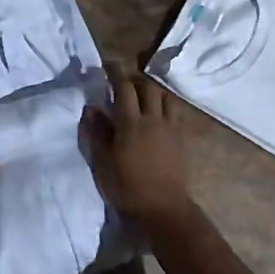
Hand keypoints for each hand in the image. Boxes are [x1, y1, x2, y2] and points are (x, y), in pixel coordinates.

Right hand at [91, 73, 194, 230]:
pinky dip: (165, 105)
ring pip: (164, 96)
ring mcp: (170, 128)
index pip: (124, 87)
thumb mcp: (102, 162)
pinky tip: (158, 114)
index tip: (108, 64)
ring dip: (152, 90)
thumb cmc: (127, 187)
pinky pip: (175, 112)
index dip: (115, 73)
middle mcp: (153, 119)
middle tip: (123, 82)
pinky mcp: (181, 139)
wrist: (163, 208)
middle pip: (147, 87)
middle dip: (134, 79)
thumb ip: (97, 132)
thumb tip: (93, 108)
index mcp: (130, 123)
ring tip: (142, 96)